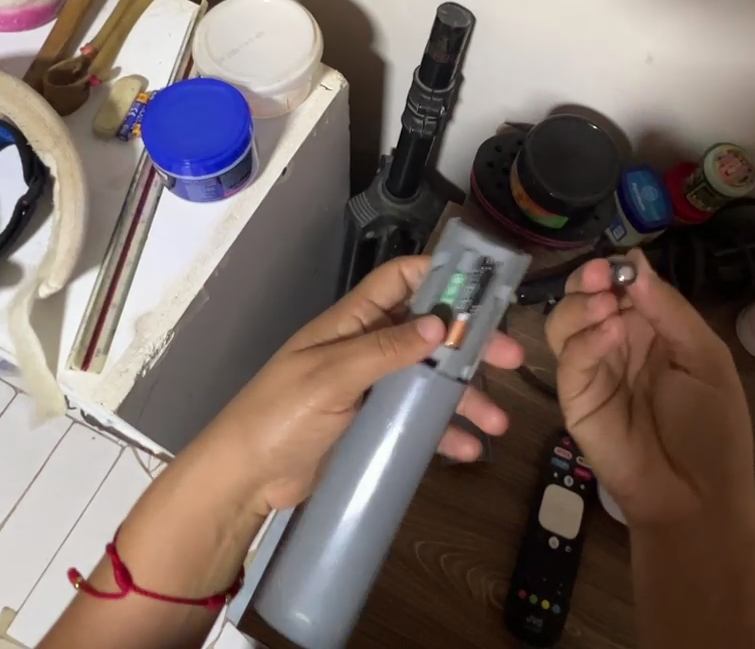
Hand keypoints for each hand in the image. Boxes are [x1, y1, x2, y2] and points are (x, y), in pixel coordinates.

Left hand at [183, 255, 524, 515]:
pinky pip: (417, 420)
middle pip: (429, 330)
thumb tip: (441, 321)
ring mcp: (372, 387)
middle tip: (512, 359)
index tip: (484, 288)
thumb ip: (384, 349)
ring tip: (498, 422)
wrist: (243, 481)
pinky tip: (467, 449)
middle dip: (471, 342)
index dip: (440, 273)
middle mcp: (367, 346)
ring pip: (430, 378)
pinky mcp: (372, 425)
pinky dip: (444, 431)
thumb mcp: (331, 376)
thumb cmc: (279, 416)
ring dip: (465, 395)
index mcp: (353, 321)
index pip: (401, 279)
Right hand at [546, 249, 754, 525]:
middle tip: (599, 275)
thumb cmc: (712, 427)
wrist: (697, 497)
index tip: (616, 263)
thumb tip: (635, 259)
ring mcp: (592, 367)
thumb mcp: (705, 358)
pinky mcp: (574, 395)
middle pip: (584, 295)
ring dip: (580, 305)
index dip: (614, 269)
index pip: (620, 284)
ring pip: (564, 320)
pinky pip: (569, 358)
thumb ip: (669, 309)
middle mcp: (614, 339)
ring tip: (604, 306)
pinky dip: (585, 339)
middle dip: (586, 279)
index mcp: (648, 326)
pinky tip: (607, 335)